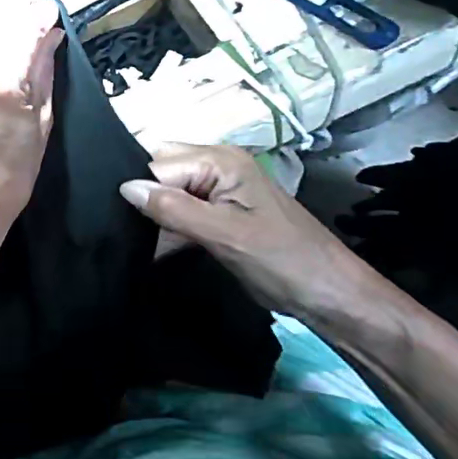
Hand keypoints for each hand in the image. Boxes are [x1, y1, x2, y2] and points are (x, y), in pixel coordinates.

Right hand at [119, 144, 378, 319]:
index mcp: (221, 160)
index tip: (127, 222)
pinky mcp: (220, 210)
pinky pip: (181, 208)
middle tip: (132, 231)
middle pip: (160, 171)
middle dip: (143, 199)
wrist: (332, 297)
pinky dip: (169, 227)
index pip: (158, 164)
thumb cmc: (284, 262)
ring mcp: (220, 186)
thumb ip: (173, 209)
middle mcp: (217, 164)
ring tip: (141, 242)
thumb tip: (125, 187)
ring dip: (155, 217)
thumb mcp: (225, 236)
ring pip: (167, 191)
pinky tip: (158, 248)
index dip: (142, 192)